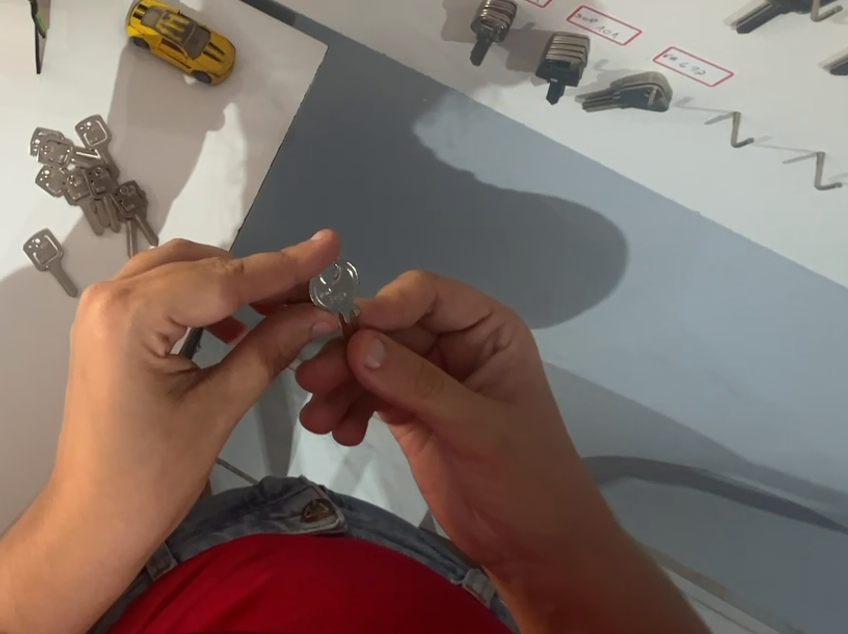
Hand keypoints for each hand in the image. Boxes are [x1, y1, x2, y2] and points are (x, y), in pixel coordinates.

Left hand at [51, 230, 343, 557]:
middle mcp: (108, 294)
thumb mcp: (216, 410)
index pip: (220, 278)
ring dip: (226, 281)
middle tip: (311, 293)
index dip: (281, 265)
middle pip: (197, 264)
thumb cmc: (151, 479)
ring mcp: (100, 306)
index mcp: (129, 314)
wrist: (90, 522)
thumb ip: (268, 349)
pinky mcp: (103, 322)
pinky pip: (158, 289)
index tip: (329, 245)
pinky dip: (197, 295)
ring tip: (277, 307)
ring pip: (177, 268)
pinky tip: (231, 325)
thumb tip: (319, 312)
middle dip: (255, 276)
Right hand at [294, 271, 705, 633]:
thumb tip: (357, 343)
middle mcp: (450, 341)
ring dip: (338, 384)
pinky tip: (339, 432)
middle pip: (384, 327)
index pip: (425, 295)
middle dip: (348, 353)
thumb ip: (417, 384)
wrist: (534, 552)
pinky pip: (363, 392)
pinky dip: (345, 408)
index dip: (384, 304)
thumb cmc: (528, 481)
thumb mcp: (477, 429)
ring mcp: (424, 374)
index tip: (343, 327)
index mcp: (483, 328)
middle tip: (312, 379)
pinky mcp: (403, 406)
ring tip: (316, 418)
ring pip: (367, 359)